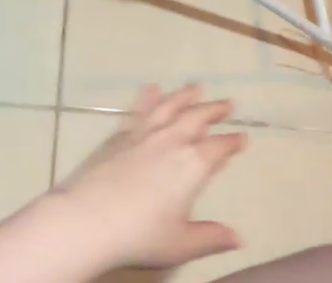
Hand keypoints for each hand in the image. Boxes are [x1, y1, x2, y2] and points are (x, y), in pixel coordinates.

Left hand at [50, 84, 247, 270]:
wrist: (89, 218)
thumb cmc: (140, 235)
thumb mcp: (181, 244)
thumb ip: (210, 237)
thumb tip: (237, 237)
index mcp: (191, 166)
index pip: (218, 149)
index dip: (232, 142)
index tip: (242, 137)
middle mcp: (170, 142)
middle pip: (196, 118)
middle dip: (213, 110)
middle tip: (227, 103)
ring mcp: (143, 134)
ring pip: (168, 107)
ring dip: (183, 96)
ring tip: (194, 87)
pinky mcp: (119, 134)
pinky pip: (138, 109)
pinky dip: (148, 97)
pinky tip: (152, 89)